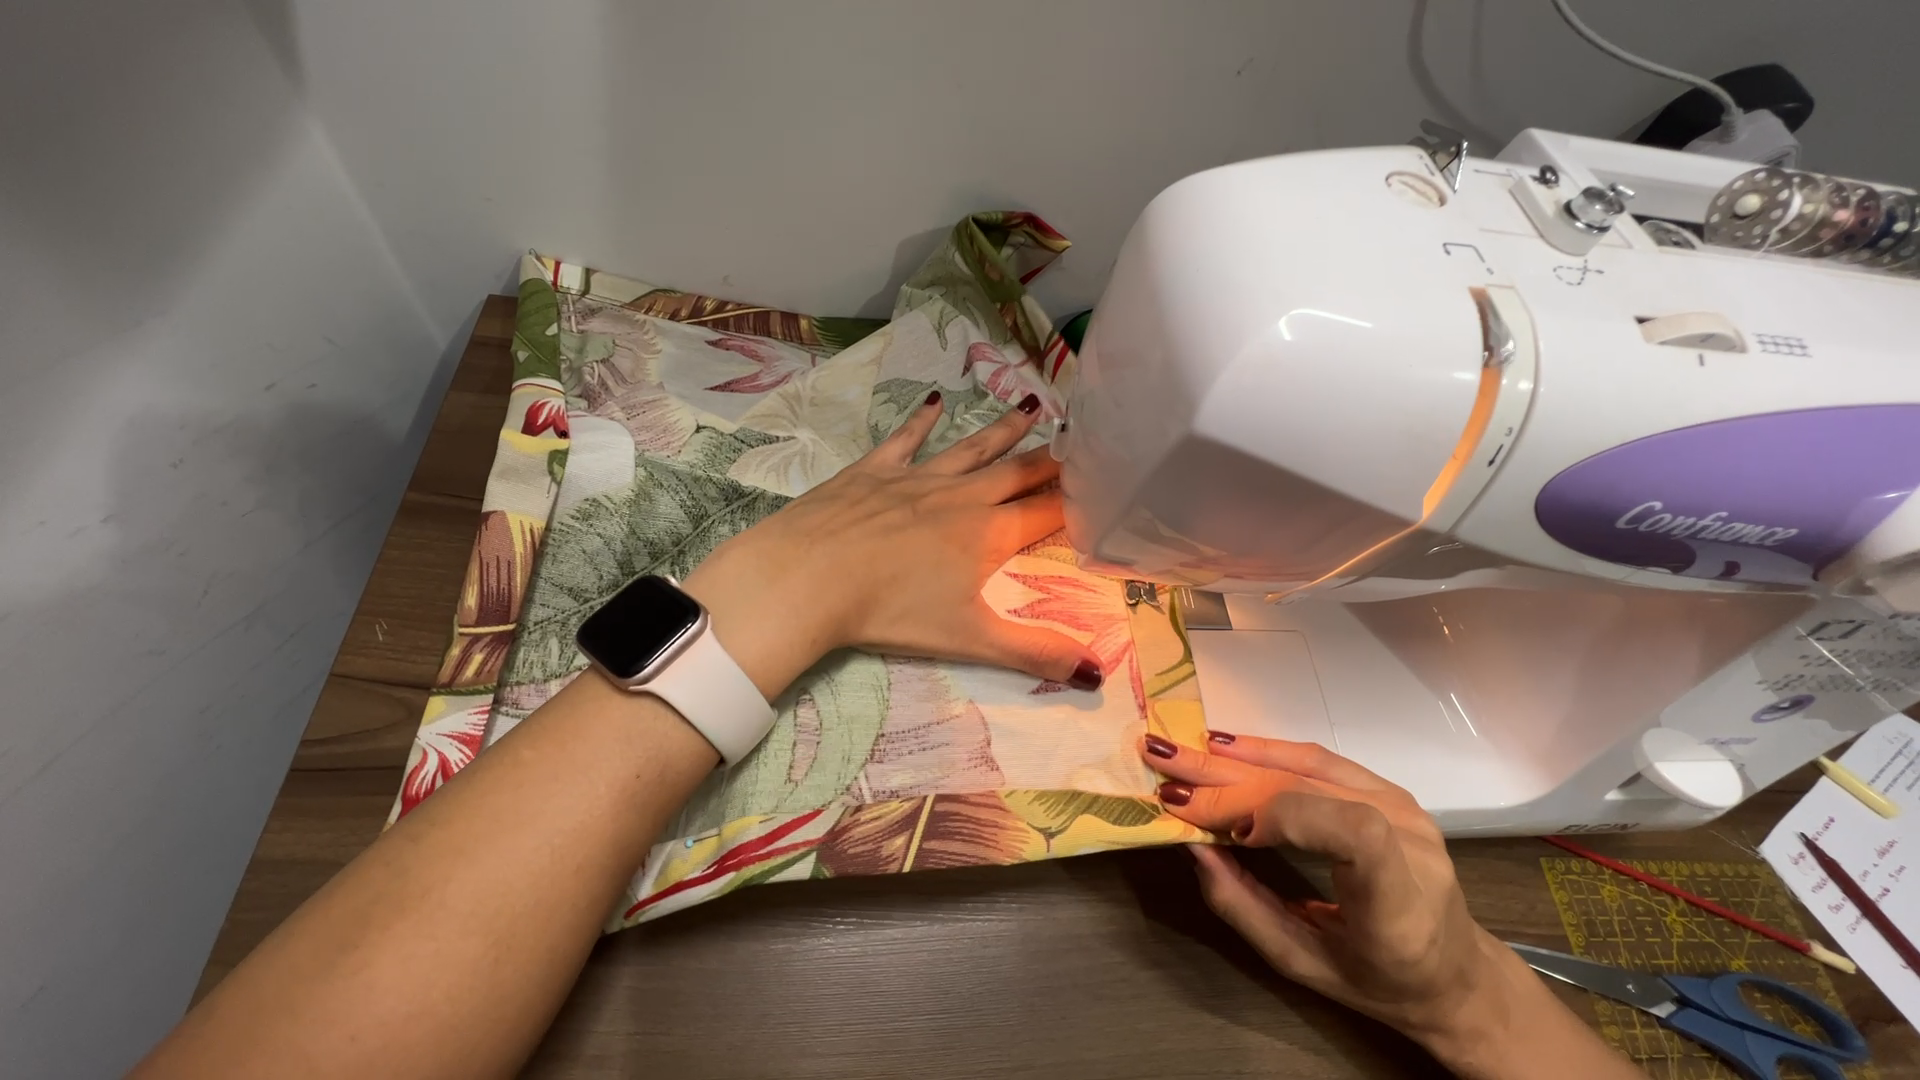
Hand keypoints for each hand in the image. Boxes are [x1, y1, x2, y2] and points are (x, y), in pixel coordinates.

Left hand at [684, 391, 1101, 699]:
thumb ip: (1034, 653)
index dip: (1075, 501)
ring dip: (1002, 430)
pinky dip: (922, 420)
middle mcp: (960, 496)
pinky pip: (905, 440)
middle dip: (1049, 460)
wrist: (808, 577)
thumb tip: (1097, 674)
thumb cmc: (891, 612)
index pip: (1044, 513)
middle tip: (1078, 441)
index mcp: (987, 534)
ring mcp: (915, 477)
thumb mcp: (970, 640)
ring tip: (1031, 408)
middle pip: (1015, 472)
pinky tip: (933, 400)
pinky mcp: (873, 470)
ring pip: (970, 448)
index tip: (1101, 486)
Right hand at [1138, 733, 1533, 1059]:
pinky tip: (1225, 745)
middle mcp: (1410, 841)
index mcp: (1400, 899)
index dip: (1282, 815)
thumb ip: (1243, 906)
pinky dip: (1266, 751)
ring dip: (1237, 756)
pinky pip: (1319, 759)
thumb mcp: (1301, 964)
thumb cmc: (1376, 981)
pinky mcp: (1389, 790)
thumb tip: (1192, 845)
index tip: (1224, 829)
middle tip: (1163, 763)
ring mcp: (1403, 807)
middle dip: (1227, 778)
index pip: (1351, 831)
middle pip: (1310, 789)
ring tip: (1183, 750)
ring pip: (1308, 764)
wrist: (1454, 972)